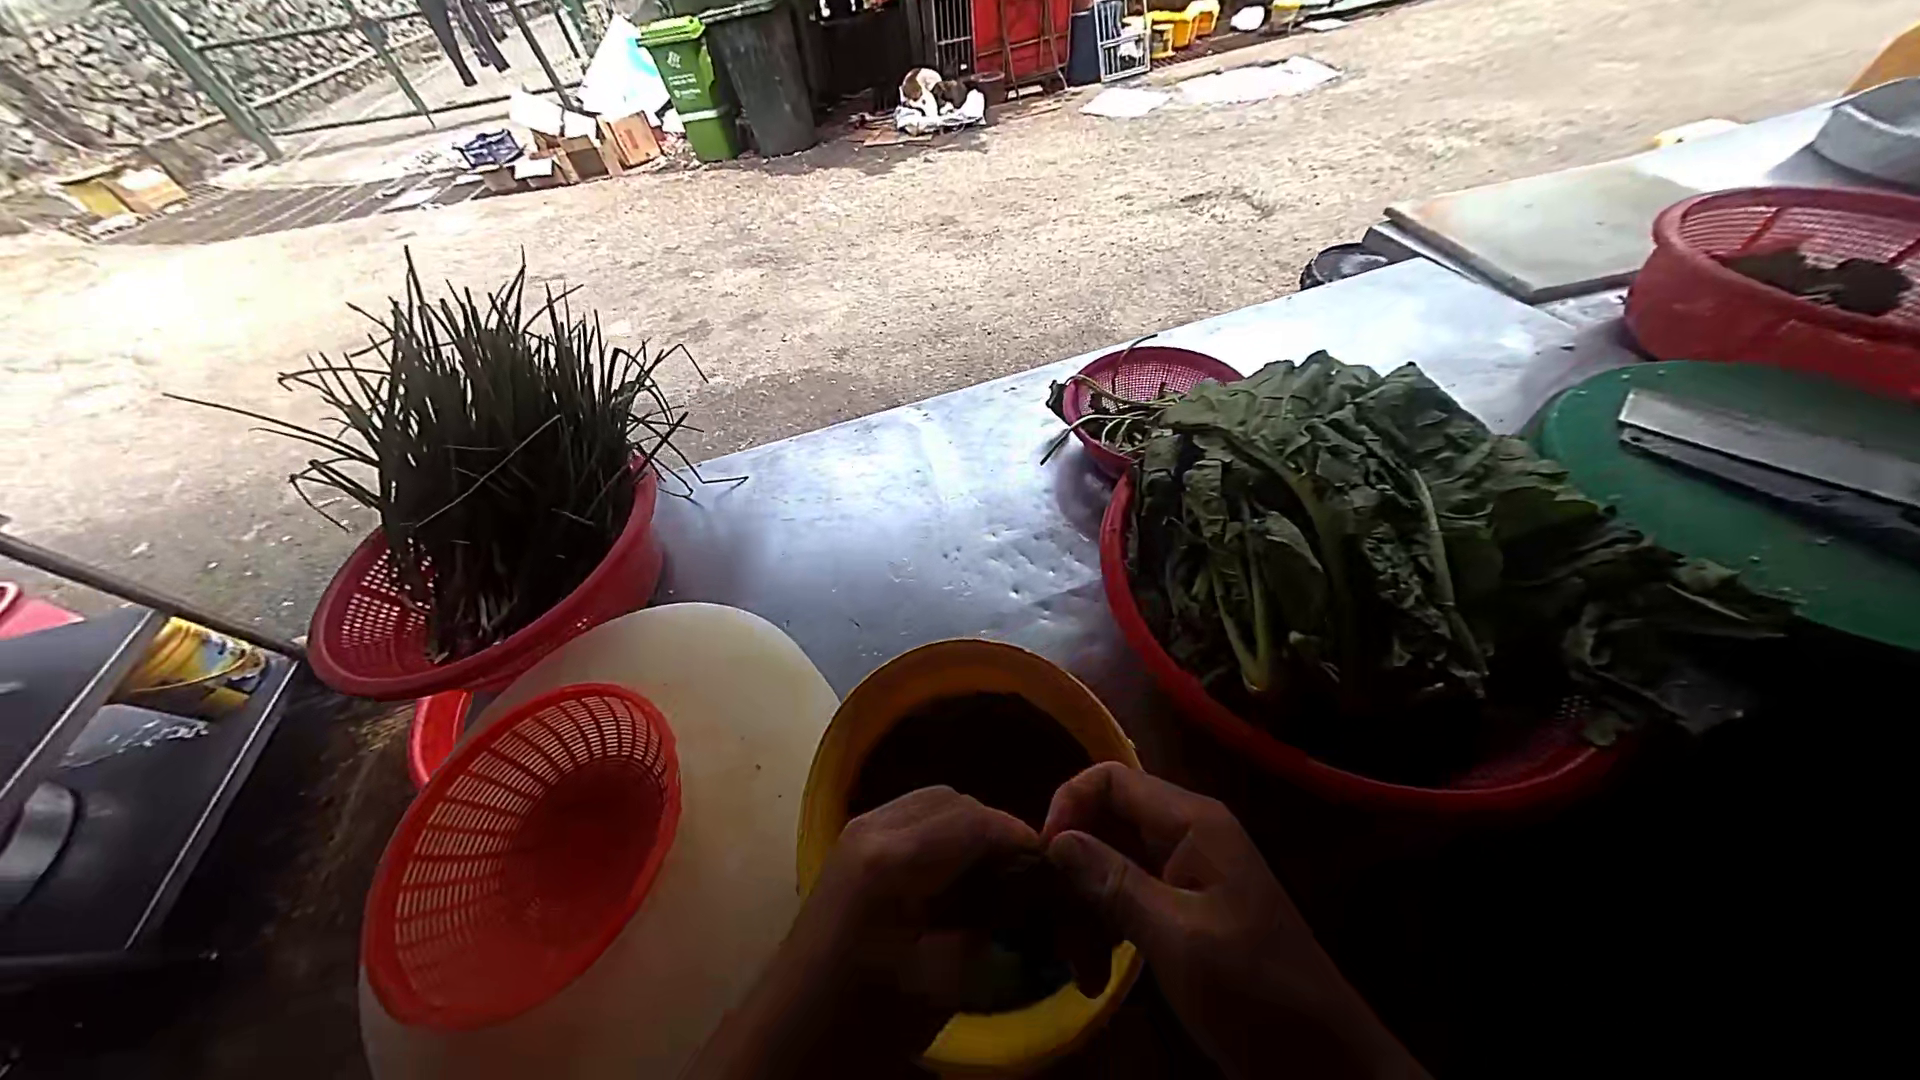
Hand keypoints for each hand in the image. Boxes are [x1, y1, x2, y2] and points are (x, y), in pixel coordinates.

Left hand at [686, 787, 1038, 1079]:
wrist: (787, 1035)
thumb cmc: (862, 1020)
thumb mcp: (941, 984)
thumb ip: (990, 928)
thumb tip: (1029, 893)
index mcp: (891, 860)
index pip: (973, 821)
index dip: (1018, 837)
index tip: (1047, 863)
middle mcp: (872, 826)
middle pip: (953, 800)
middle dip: (993, 828)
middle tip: (1019, 869)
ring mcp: (856, 827)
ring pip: (932, 800)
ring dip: (968, 825)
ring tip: (989, 868)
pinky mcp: (851, 838)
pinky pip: (911, 813)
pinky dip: (941, 829)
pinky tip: (950, 867)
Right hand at [1042, 763, 1427, 1079]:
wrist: (1325, 1065)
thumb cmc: (1255, 992)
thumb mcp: (1177, 938)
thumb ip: (1113, 882)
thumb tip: (1054, 839)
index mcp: (1192, 821)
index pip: (1111, 778)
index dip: (1070, 804)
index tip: (1043, 855)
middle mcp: (1184, 832)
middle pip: (1105, 820)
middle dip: (1073, 866)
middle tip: (1052, 919)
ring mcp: (1182, 869)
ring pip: (1109, 860)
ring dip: (1085, 905)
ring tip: (1078, 964)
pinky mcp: (1178, 904)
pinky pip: (1125, 893)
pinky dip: (1104, 924)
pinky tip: (1095, 971)